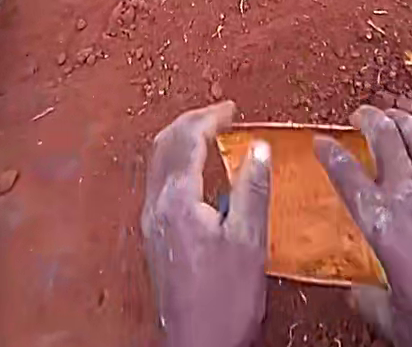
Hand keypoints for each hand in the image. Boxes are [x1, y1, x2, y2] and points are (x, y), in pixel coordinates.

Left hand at [141, 102, 270, 346]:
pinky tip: (199, 169)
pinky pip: (160, 177)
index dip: (210, 117)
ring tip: (210, 132)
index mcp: (177, 200)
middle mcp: (157, 205)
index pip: (188, 140)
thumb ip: (253, 189)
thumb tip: (260, 148)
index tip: (231, 110)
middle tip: (221, 115)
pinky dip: (178, 158)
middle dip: (193, 121)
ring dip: (182, 138)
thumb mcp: (249, 241)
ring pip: (159, 159)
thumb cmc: (224, 302)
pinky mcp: (155, 234)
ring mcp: (152, 220)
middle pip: (166, 143)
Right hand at [316, 107, 411, 346]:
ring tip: (390, 115)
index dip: (329, 153)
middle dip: (367, 117)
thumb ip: (372, 302)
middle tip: (358, 115)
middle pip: (383, 134)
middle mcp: (409, 194)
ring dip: (399, 118)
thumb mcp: (399, 323)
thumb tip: (356, 294)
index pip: (346, 174)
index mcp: (383, 222)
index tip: (320, 142)